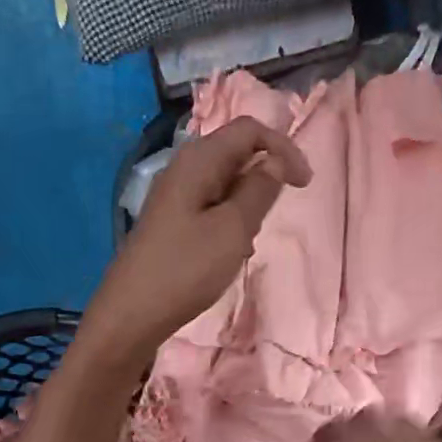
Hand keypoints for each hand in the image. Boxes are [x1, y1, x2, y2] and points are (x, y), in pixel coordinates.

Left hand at [87, 117, 311, 352]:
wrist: (135, 310)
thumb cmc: (187, 268)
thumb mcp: (233, 229)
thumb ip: (259, 191)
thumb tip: (276, 161)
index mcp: (199, 161)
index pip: (249, 130)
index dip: (283, 148)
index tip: (306, 184)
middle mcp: (186, 169)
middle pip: (237, 152)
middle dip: (266, 175)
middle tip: (278, 212)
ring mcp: (178, 196)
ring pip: (227, 182)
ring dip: (250, 203)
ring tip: (252, 238)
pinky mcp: (176, 221)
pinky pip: (214, 206)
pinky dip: (234, 220)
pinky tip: (235, 250)